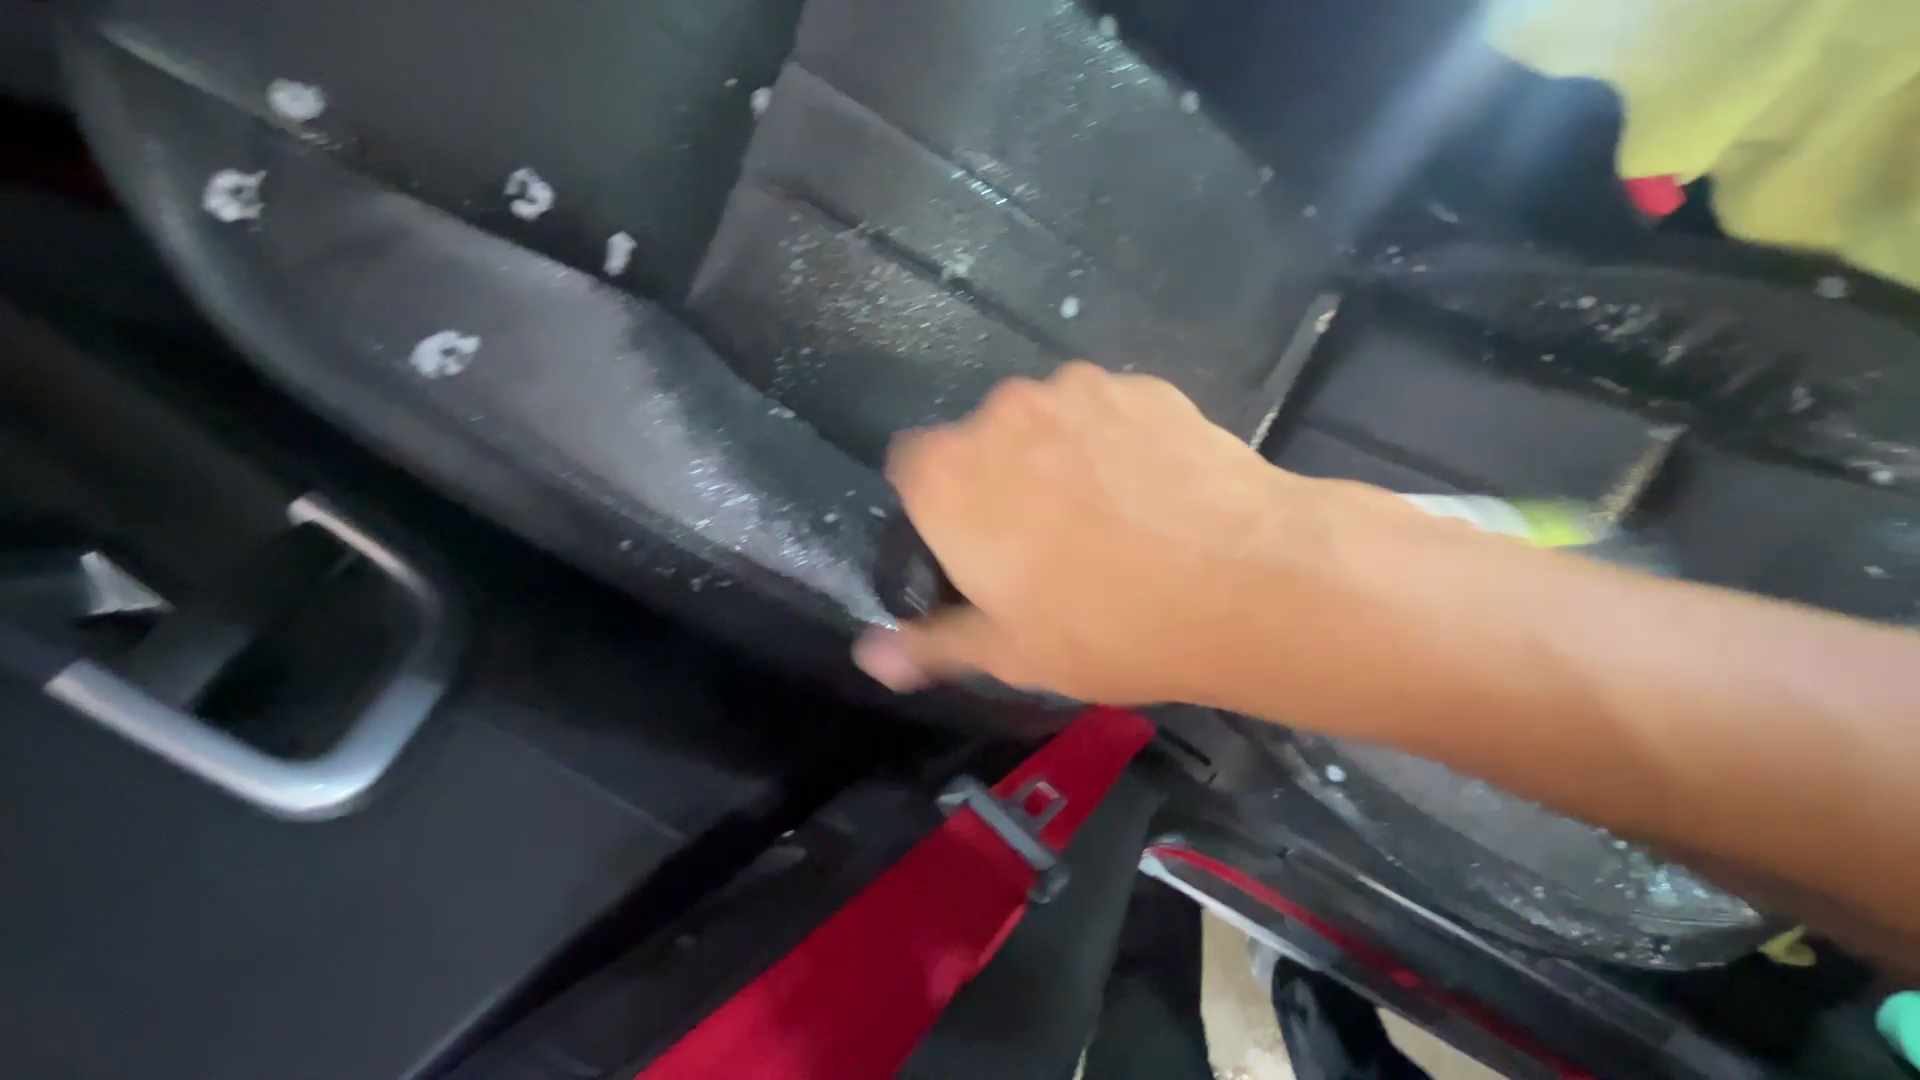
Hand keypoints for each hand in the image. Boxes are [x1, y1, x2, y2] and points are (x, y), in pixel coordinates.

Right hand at [855, 361, 1309, 704]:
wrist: (1245, 584)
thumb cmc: (1106, 627)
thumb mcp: (1010, 652)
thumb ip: (930, 644)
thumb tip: (869, 655)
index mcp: (947, 475)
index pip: (909, 470)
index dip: (936, 510)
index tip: (972, 549)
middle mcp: (999, 413)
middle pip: (979, 444)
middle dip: (999, 483)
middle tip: (1045, 546)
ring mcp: (1075, 389)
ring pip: (1046, 424)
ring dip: (1059, 458)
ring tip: (1109, 520)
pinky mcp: (1142, 385)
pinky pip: (1107, 413)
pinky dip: (1116, 444)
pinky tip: (1153, 495)